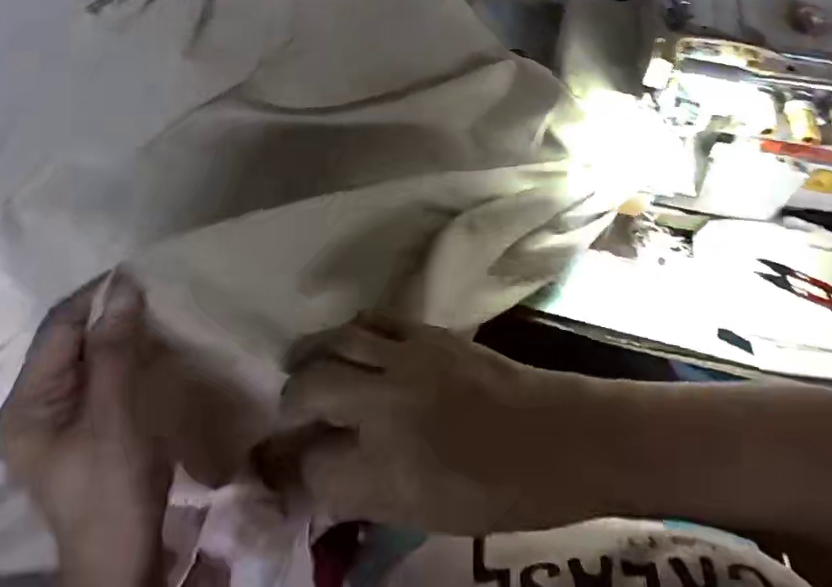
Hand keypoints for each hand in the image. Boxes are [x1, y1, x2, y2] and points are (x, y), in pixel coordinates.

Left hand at [0, 273, 171, 586]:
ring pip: (86, 356)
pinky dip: (122, 356)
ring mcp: (56, 420)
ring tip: (155, 312)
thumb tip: (123, 285)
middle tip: (152, 291)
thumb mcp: (113, 415)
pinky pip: (98, 376)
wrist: (122, 561)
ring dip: (118, 332)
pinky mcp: (81, 429)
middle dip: (107, 312)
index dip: (94, 296)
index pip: (57, 328)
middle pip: (68, 340)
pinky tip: (149, 348)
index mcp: (26, 403)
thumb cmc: (112, 488)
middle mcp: (32, 406)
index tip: (138, 272)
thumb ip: (113, 349)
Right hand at [260, 313, 605, 535]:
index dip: (284, 469)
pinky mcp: (427, 331)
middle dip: (288, 405)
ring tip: (302, 368)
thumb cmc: (496, 492)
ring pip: (334, 343)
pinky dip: (351, 331)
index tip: (273, 469)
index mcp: (383, 469)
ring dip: (310, 356)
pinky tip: (349, 342)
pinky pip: (372, 320)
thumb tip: (315, 478)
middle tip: (288, 416)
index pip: (307, 466)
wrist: (558, 437)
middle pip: (307, 390)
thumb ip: (360, 493)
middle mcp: (384, 406)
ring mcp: (406, 360)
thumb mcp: (420, 511)